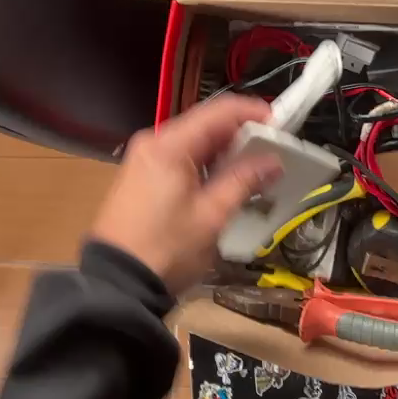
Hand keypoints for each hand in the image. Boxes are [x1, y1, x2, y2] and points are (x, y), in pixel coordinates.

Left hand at [89, 94, 282, 293]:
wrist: (117, 287)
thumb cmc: (166, 249)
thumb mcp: (211, 216)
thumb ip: (244, 181)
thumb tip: (273, 162)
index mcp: (170, 144)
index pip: (219, 111)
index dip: (253, 113)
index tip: (280, 124)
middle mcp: (154, 143)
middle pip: (206, 125)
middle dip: (241, 136)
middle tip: (271, 152)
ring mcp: (144, 160)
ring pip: (194, 143)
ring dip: (224, 153)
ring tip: (253, 170)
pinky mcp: (141, 179)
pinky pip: (180, 159)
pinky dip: (205, 165)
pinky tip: (223, 183)